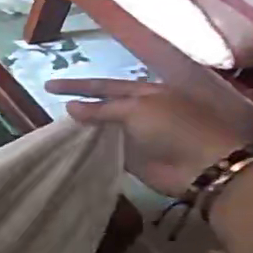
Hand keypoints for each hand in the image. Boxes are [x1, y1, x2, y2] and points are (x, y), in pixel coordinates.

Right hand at [46, 77, 252, 195]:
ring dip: (84, 129)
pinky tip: (74, 149)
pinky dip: (93, 149)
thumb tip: (71, 106)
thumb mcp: (136, 110)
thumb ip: (102, 109)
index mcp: (144, 92)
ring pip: (104, 129)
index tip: (49, 86)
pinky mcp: (135, 159)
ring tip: (57, 130)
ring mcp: (138, 135)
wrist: (203, 166)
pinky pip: (109, 151)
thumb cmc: (173, 128)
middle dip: (79, 105)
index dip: (77, 86)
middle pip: (103, 106)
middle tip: (51, 107)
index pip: (104, 85)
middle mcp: (140, 111)